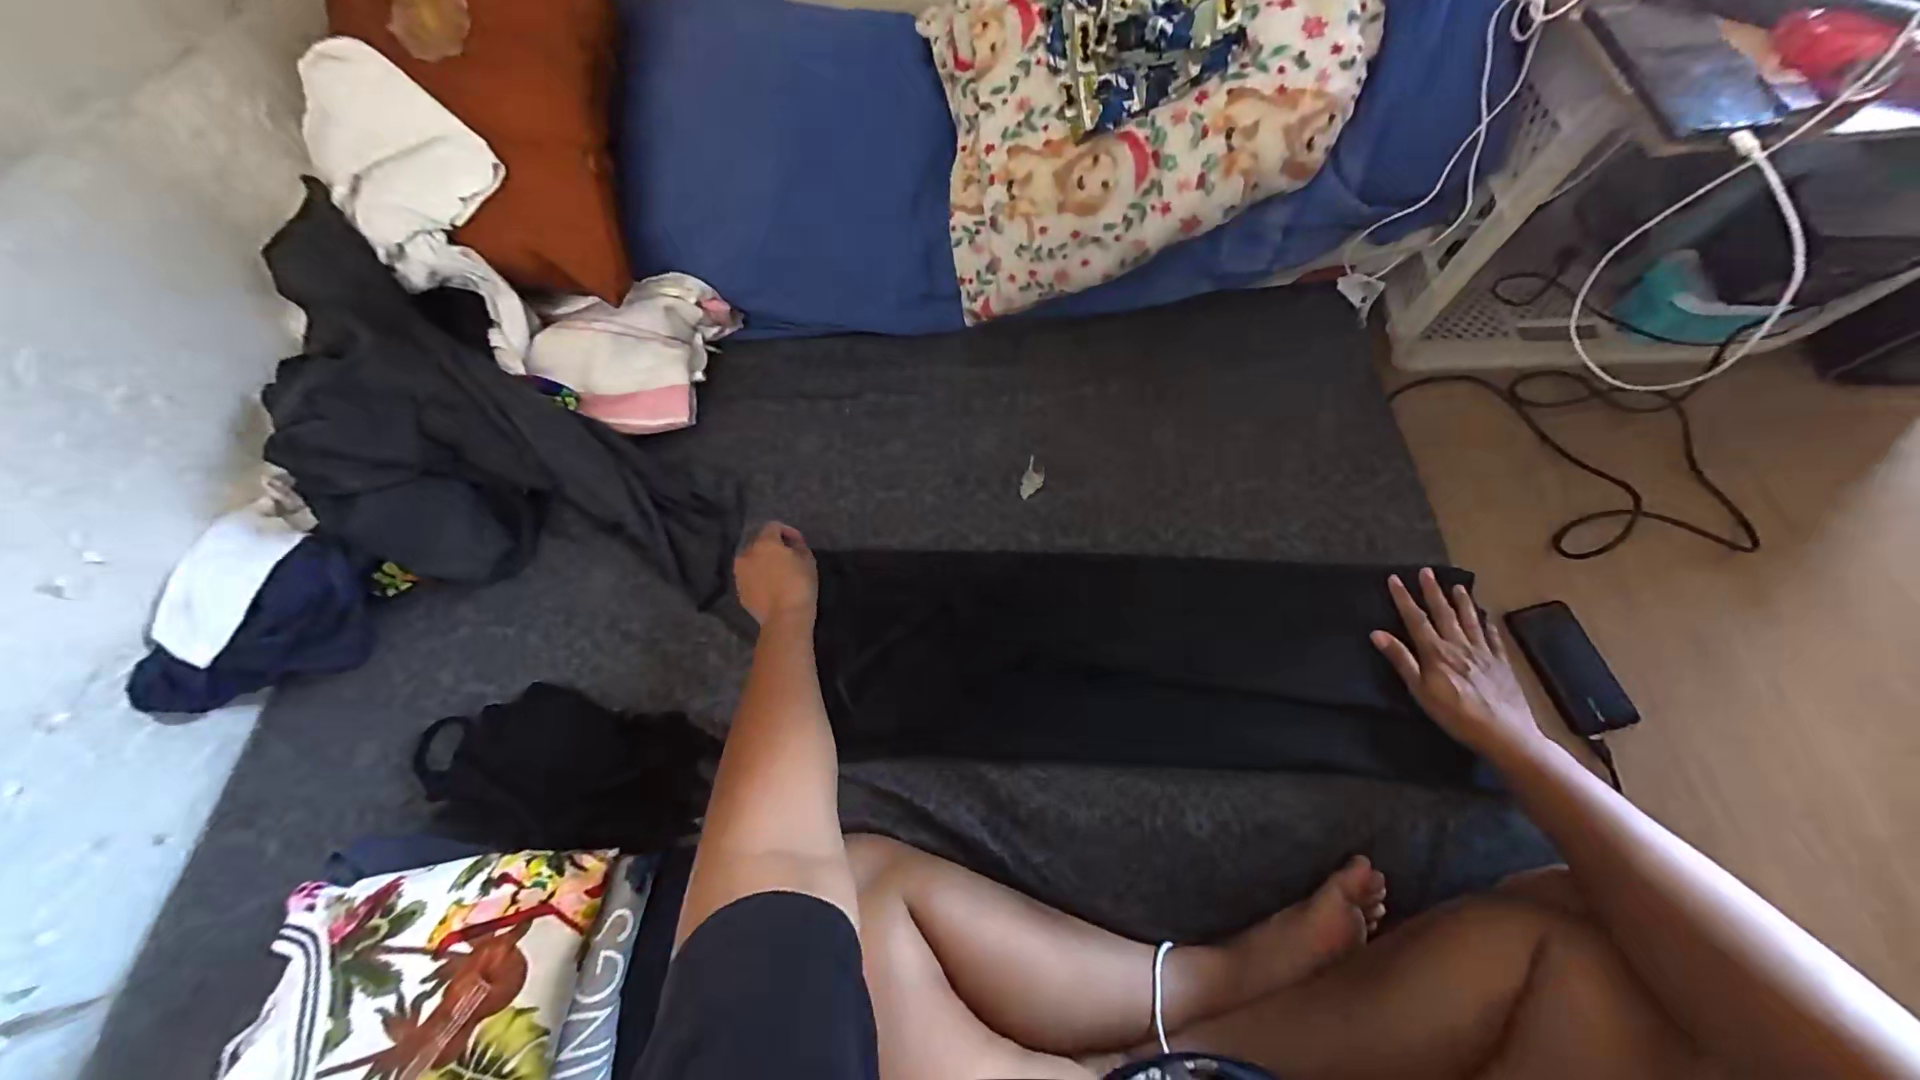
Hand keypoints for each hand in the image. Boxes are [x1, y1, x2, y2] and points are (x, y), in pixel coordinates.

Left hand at [734, 522, 817, 627]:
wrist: (785, 617)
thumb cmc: (799, 584)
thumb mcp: (807, 560)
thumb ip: (798, 545)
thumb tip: (792, 543)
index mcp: (763, 543)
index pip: (773, 526)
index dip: (787, 531)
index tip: (798, 542)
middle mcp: (746, 554)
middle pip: (759, 543)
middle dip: (773, 546)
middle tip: (788, 557)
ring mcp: (740, 573)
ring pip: (752, 560)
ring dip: (763, 561)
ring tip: (777, 572)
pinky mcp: (739, 590)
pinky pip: (749, 577)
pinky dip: (759, 577)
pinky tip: (771, 587)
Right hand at [1372, 569, 1547, 759]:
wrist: (1505, 733)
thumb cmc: (1455, 714)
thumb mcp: (1419, 690)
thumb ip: (1401, 660)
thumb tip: (1377, 633)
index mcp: (1436, 652)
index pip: (1415, 619)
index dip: (1404, 598)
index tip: (1395, 579)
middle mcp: (1459, 645)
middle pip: (1443, 613)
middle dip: (1432, 591)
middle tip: (1426, 572)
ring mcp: (1483, 652)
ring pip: (1469, 619)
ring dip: (1461, 601)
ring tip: (1456, 586)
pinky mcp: (1502, 662)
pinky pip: (1492, 636)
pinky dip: (1486, 622)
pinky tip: (1485, 615)